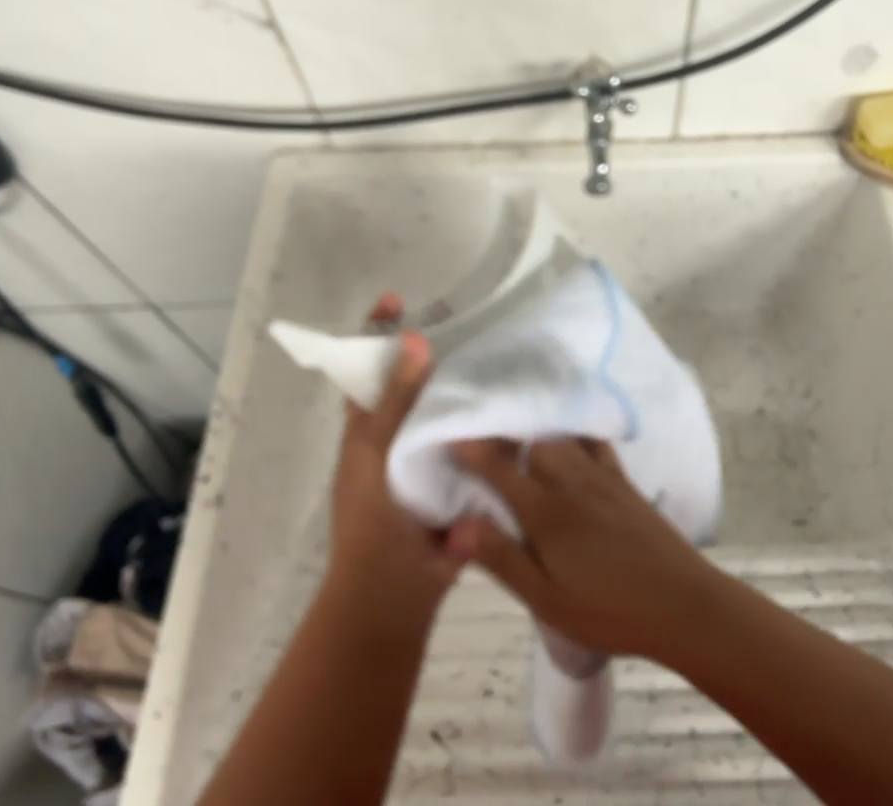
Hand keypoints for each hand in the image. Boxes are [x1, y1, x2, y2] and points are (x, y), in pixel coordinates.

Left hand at [325, 294, 480, 618]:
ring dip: (473, 383)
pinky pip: (478, 441)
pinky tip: (523, 402)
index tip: (400, 300)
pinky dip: (496, 421)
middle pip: (418, 384)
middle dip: (441, 351)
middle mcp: (401, 437)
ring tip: (506, 353)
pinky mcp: (463, 478)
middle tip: (474, 321)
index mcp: (368, 429)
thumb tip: (414, 339)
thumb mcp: (376, 452)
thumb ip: (397, 401)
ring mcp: (433, 457)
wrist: (397, 591)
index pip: (370, 370)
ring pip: (451, 409)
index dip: (378, 334)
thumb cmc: (373, 518)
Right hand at [451, 437, 725, 662]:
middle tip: (477, 426)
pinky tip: (570, 432)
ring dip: (536, 427)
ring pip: (562, 438)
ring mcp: (603, 479)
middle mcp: (572, 483)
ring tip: (515, 421)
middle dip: (502, 430)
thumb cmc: (609, 611)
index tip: (447, 429)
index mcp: (546, 513)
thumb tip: (455, 524)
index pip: (499, 468)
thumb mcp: (546, 599)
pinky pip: (595, 443)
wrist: (684, 605)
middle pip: (531, 442)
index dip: (472, 447)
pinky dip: (575, 432)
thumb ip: (501, 557)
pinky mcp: (625, 484)